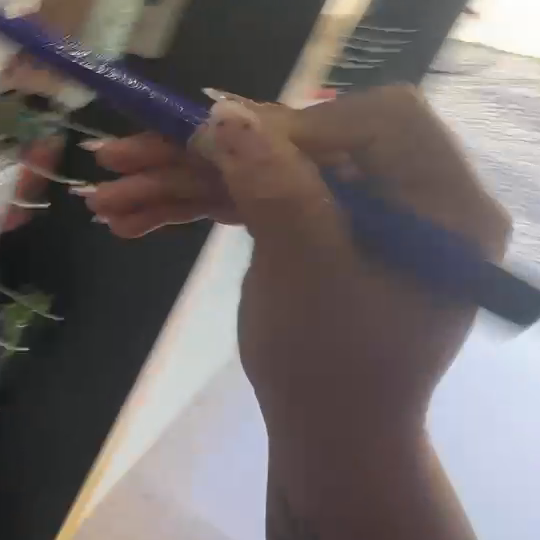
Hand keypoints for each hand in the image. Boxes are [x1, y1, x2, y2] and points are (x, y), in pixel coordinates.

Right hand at [82, 85, 509, 444]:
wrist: (325, 426)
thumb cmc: (333, 360)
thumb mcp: (306, 273)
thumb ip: (277, 190)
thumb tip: (224, 113)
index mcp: (437, 202)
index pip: (373, 120)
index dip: (288, 125)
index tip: (205, 147)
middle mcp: (395, 194)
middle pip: (286, 142)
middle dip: (194, 154)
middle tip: (113, 160)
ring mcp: (343, 211)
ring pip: (248, 169)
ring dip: (170, 184)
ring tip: (102, 202)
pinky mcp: (303, 227)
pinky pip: (238, 199)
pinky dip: (181, 207)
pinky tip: (128, 220)